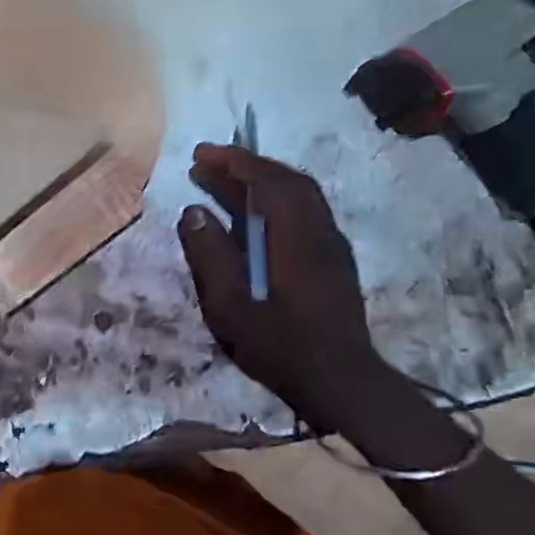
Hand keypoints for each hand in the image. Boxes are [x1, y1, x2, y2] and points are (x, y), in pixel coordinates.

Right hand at [177, 143, 381, 415]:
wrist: (341, 381)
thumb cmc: (279, 345)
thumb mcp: (231, 305)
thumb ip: (211, 255)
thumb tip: (193, 212)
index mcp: (295, 238)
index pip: (268, 183)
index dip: (235, 163)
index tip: (202, 154)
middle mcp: (320, 232)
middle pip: (288, 181)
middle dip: (247, 165)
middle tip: (207, 162)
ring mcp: (332, 246)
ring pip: (301, 195)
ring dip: (263, 180)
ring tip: (226, 181)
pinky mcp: (334, 261)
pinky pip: (306, 211)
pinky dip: (276, 198)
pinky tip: (255, 214)